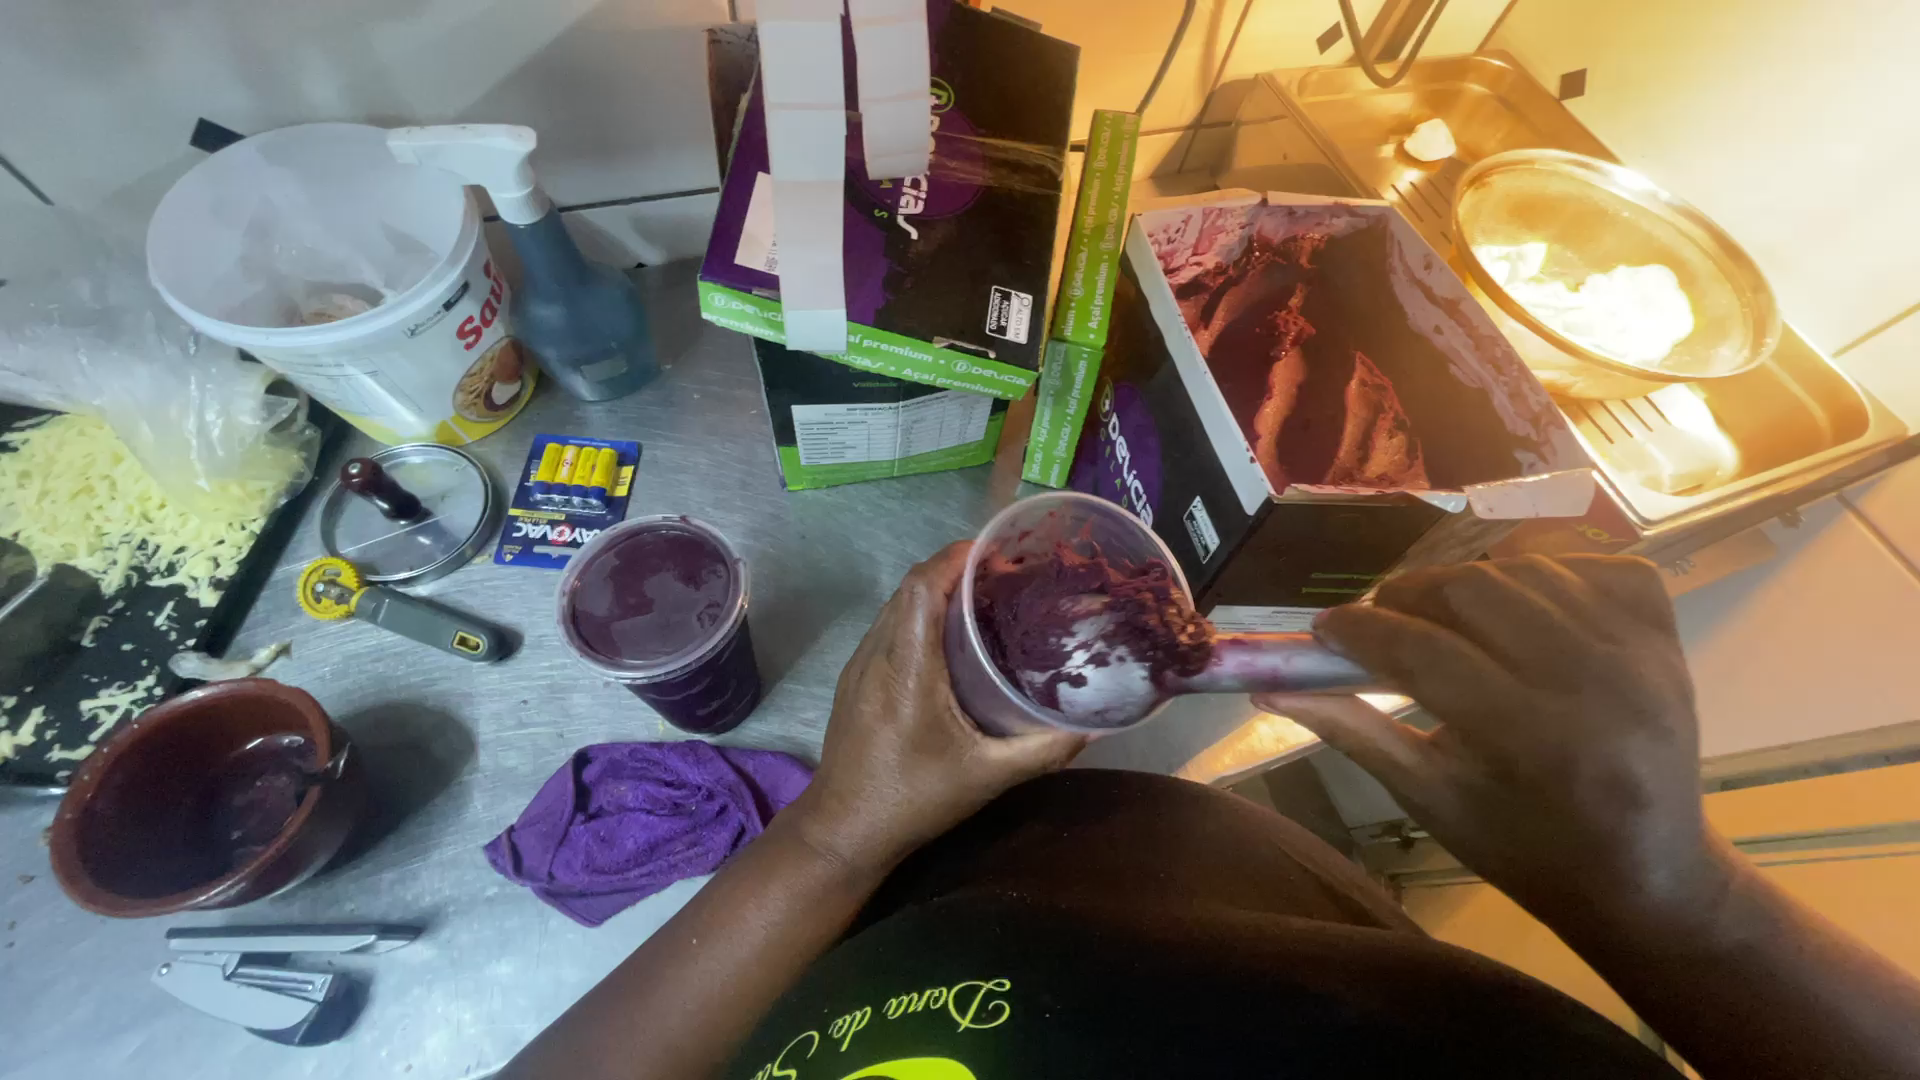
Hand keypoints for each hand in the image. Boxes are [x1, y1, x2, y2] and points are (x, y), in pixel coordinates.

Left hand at [792, 541, 1084, 873]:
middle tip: (1002, 575)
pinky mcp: (855, 677)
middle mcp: (877, 653)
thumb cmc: (913, 799)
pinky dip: (919, 613)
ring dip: (935, 589)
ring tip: (981, 597)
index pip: (922, 587)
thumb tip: (1093, 729)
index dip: (956, 558)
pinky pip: (888, 625)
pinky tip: (948, 636)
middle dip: (953, 568)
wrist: (843, 828)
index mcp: (907, 667)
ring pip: (896, 604)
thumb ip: (1042, 750)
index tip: (997, 555)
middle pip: (909, 587)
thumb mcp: (987, 777)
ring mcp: (860, 663)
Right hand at [1255, 555, 1727, 927]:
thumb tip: (1267, 688)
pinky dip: (1541, 572)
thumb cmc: (1519, 846)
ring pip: (1520, 569)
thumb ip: (1347, 728)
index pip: (1422, 650)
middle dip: (1405, 597)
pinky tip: (1516, 608)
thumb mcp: (1422, 795)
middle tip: (1381, 624)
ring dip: (1462, 584)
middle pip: (1471, 590)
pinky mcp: (1664, 637)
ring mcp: (1639, 653)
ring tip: (1440, 620)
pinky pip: (1590, 564)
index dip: (1357, 630)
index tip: (1322, 629)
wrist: (1648, 873)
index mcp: (1529, 739)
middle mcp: (1593, 684)